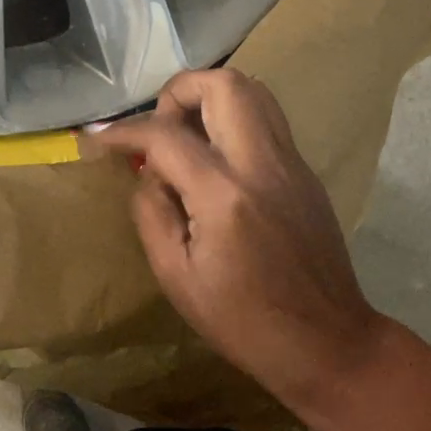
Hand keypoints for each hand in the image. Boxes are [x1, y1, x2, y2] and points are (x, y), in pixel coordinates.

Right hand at [88, 69, 384, 412]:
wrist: (330, 346)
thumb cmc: (244, 322)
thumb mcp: (175, 276)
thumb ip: (151, 211)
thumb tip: (149, 174)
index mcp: (224, 195)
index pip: (165, 135)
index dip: (124, 132)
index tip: (100, 141)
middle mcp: (262, 165)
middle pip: (222, 85)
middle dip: (177, 94)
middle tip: (159, 131)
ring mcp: (292, 164)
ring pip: (252, 91)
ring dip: (208, 100)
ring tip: (185, 137)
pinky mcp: (305, 173)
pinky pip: (265, 120)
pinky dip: (231, 121)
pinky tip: (214, 161)